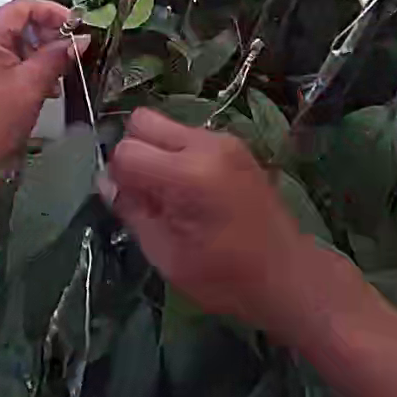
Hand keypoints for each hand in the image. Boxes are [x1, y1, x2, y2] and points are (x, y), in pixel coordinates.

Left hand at [0, 0, 85, 176]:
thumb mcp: (32, 85)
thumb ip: (57, 56)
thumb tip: (82, 39)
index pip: (23, 8)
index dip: (54, 13)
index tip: (79, 27)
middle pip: (17, 23)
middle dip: (48, 36)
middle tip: (73, 53)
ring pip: (14, 43)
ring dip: (40, 54)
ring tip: (61, 74)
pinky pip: (5, 60)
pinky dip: (26, 67)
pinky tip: (44, 86)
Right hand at [107, 109, 321, 335]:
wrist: (289, 275)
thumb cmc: (225, 277)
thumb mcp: (166, 256)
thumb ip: (133, 211)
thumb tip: (106, 181)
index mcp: (188, 175)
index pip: (127, 151)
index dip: (119, 176)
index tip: (130, 202)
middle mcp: (204, 145)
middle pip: (142, 120)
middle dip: (133, 150)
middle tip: (145, 189)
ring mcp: (222, 139)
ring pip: (165, 123)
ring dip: (156, 150)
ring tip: (170, 192)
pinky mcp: (233, 142)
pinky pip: (188, 134)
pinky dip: (177, 152)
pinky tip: (192, 188)